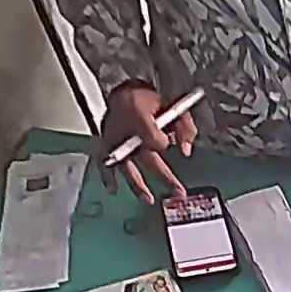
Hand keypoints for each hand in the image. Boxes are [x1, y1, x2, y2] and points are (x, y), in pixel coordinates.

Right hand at [97, 83, 196, 203]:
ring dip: (137, 184)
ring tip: (148, 199)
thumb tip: (186, 150)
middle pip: (147, 157)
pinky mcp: (108, 144)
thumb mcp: (172, 106)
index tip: (167, 142)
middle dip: (165, 176)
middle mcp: (126, 129)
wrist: (125, 92)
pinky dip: (107, 176)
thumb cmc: (148, 100)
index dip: (161, 141)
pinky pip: (104, 161)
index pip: (153, 136)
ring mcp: (116, 139)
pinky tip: (113, 189)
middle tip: (178, 191)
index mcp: (139, 112)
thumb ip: (184, 127)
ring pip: (127, 165)